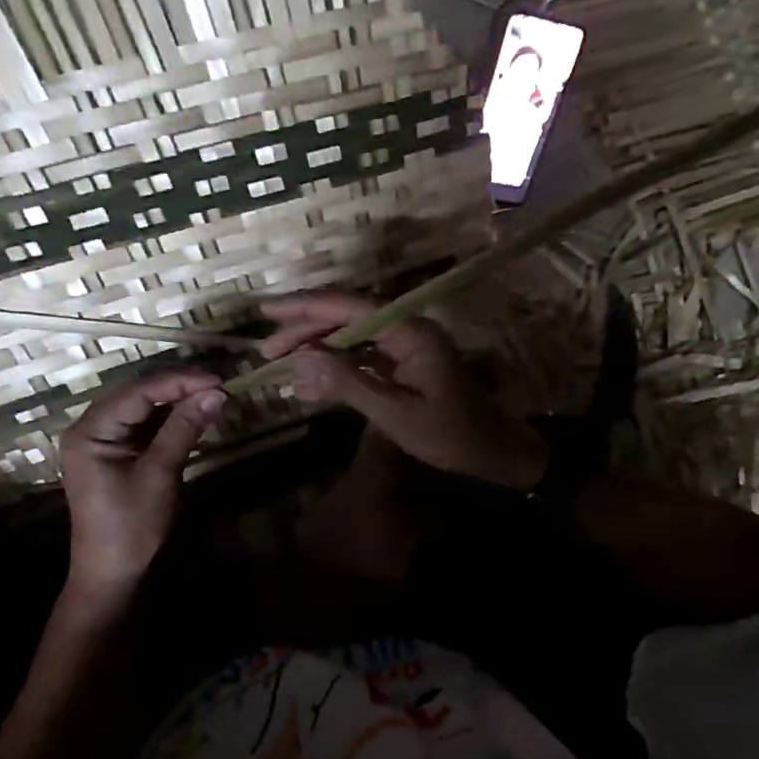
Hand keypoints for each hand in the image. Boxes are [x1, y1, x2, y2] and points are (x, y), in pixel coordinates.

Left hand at [59, 368, 227, 590]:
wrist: (113, 570)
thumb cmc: (132, 525)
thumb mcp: (160, 474)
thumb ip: (184, 429)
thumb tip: (216, 394)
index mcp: (90, 431)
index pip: (138, 392)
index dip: (179, 382)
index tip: (218, 381)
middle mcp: (91, 428)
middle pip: (138, 393)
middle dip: (179, 385)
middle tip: (220, 384)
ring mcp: (105, 441)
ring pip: (144, 407)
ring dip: (178, 400)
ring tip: (214, 395)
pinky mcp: (120, 453)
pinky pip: (147, 425)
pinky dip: (173, 418)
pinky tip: (197, 415)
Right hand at [258, 293, 547, 488]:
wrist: (492, 450)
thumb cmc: (450, 434)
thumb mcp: (395, 413)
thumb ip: (348, 383)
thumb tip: (300, 357)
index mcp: (410, 333)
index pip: (350, 307)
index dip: (306, 307)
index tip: (266, 311)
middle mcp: (408, 331)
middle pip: (348, 319)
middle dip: (306, 332)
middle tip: (267, 351)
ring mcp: (408, 348)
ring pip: (353, 339)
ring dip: (319, 352)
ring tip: (280, 368)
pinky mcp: (406, 366)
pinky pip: (365, 360)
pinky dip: (338, 371)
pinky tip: (310, 386)